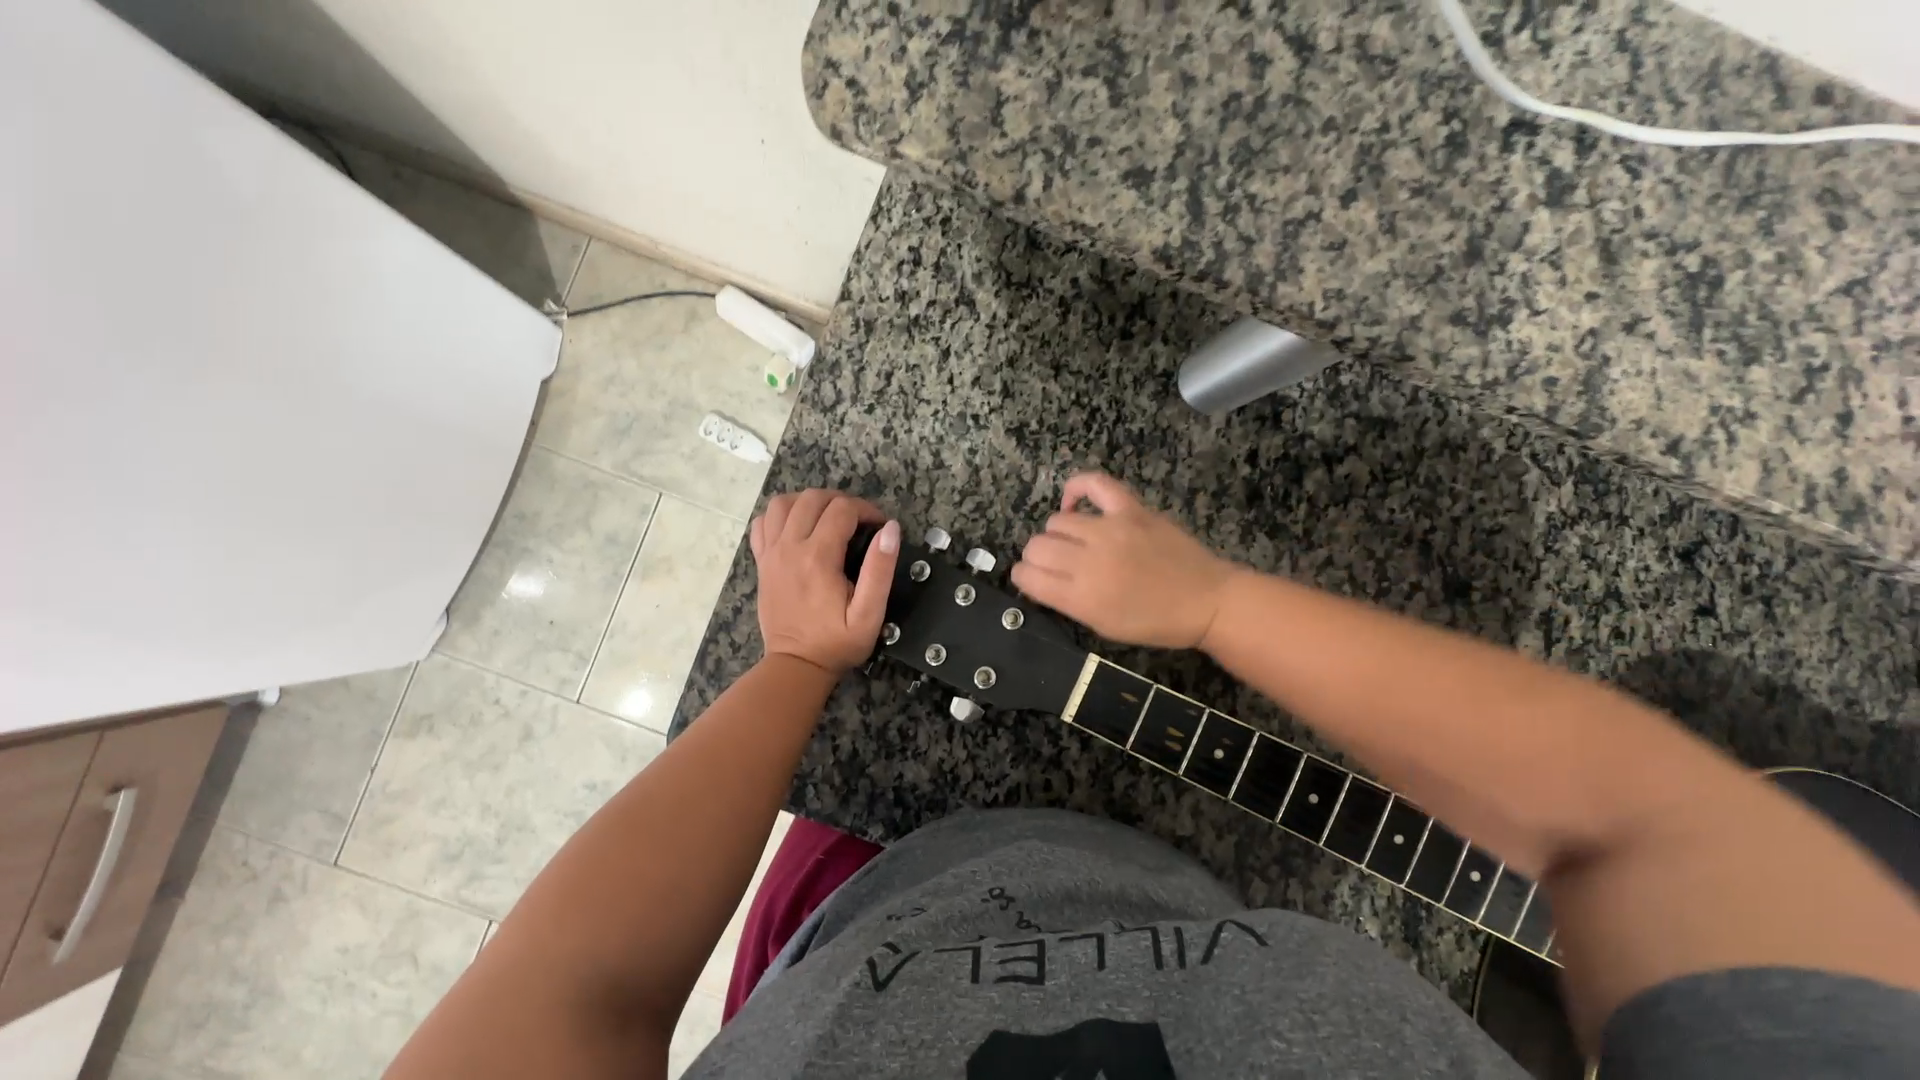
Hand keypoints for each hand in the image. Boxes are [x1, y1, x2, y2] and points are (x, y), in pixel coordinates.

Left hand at [749, 490, 899, 674]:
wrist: (796, 665)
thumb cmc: (837, 643)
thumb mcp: (870, 613)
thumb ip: (880, 569)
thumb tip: (890, 529)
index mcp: (818, 557)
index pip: (843, 509)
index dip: (867, 510)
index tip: (880, 526)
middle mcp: (790, 547)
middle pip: (812, 498)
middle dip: (841, 501)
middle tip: (859, 522)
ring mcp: (771, 553)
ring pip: (783, 503)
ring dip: (808, 502)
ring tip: (827, 518)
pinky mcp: (762, 562)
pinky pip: (762, 523)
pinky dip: (780, 516)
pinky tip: (797, 529)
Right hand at [1011, 472, 1239, 648]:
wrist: (1206, 602)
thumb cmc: (1154, 622)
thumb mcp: (1103, 626)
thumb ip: (1067, 602)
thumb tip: (1040, 581)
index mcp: (1081, 597)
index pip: (1027, 576)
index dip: (1023, 577)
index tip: (1030, 579)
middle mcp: (1089, 561)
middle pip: (1037, 547)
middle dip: (1037, 558)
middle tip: (1055, 567)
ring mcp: (1110, 530)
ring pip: (1056, 521)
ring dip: (1058, 534)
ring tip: (1074, 544)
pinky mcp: (1130, 510)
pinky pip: (1094, 484)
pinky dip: (1076, 489)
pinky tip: (1073, 503)